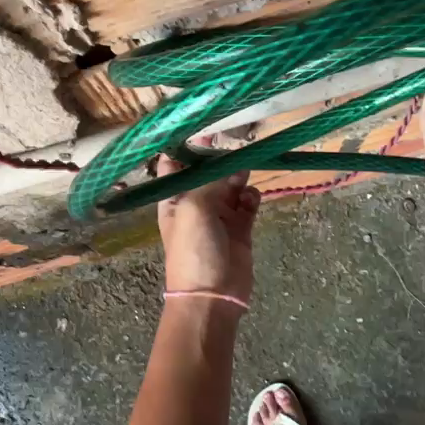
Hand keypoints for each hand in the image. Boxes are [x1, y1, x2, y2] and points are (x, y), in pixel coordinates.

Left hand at [155, 157, 259, 301]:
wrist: (212, 296)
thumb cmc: (194, 250)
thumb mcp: (195, 208)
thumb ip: (211, 181)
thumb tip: (230, 163)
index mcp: (173, 199)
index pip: (175, 165)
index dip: (187, 147)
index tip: (204, 129)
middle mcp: (195, 204)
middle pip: (208, 171)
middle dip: (220, 158)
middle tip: (235, 144)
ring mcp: (219, 216)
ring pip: (231, 184)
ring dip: (238, 175)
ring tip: (244, 173)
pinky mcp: (240, 228)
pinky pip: (247, 203)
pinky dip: (251, 196)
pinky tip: (251, 199)